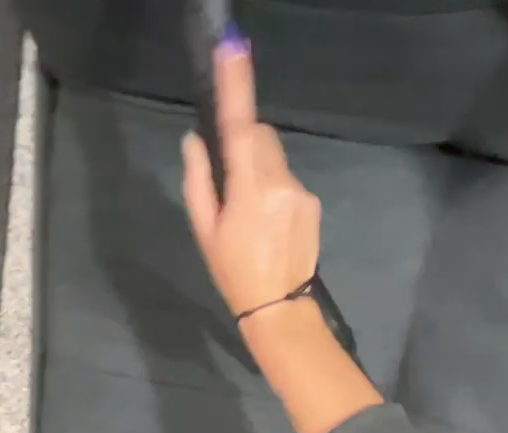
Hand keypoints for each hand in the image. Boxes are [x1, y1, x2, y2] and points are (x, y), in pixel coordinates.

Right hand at [181, 41, 321, 318]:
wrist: (278, 307)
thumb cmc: (234, 272)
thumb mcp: (205, 231)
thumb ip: (198, 181)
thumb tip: (195, 141)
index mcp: (248, 188)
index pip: (241, 126)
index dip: (237, 85)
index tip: (232, 50)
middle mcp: (280, 181)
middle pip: (261, 136)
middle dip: (246, 144)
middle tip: (231, 181)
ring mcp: (301, 192)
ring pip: (275, 158)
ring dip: (261, 171)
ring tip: (252, 215)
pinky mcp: (313, 202)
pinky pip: (288, 180)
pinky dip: (276, 190)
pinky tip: (270, 224)